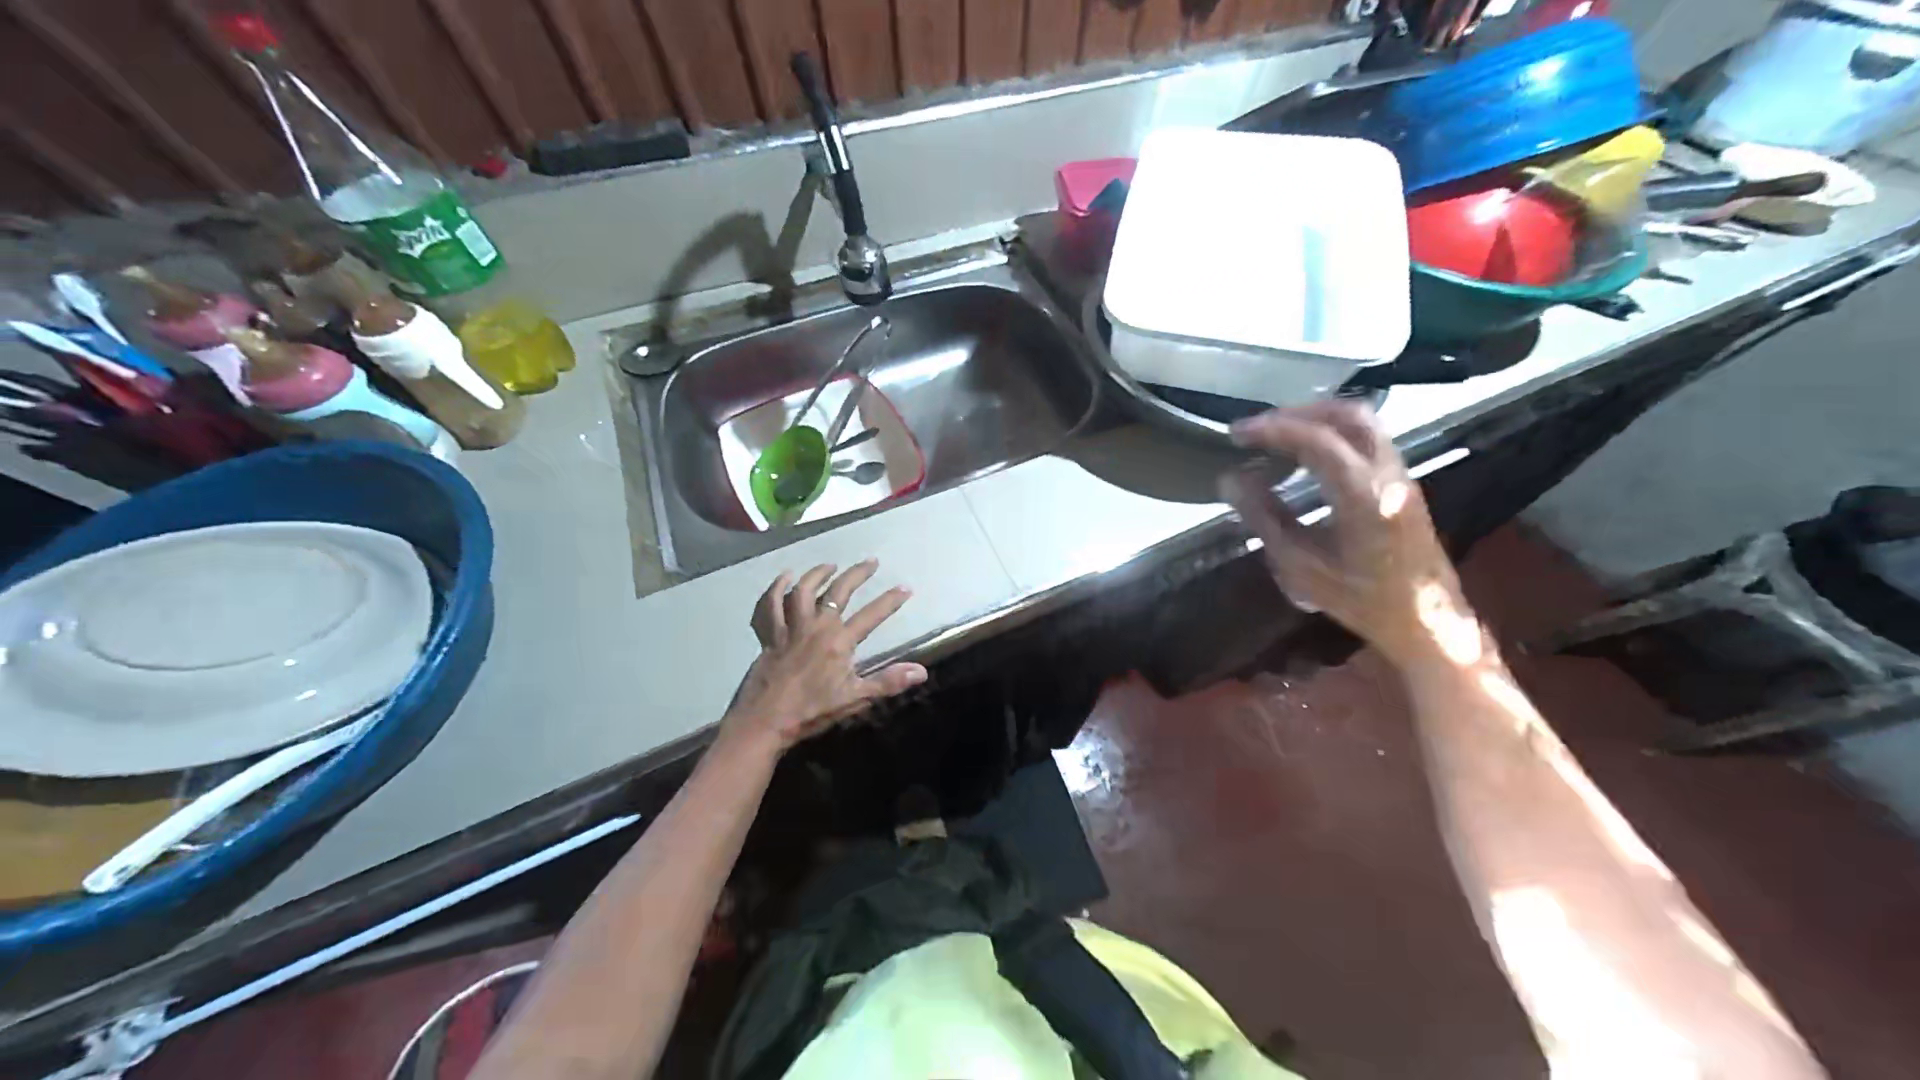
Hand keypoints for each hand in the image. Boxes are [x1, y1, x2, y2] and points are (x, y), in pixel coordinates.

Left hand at [722, 560, 926, 752]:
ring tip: (830, 565)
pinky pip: (770, 605)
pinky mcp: (769, 634)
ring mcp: (790, 628)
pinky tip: (784, 577)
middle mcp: (816, 626)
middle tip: (871, 562)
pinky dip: (775, 588)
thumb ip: (887, 682)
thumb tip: (921, 671)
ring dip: (817, 574)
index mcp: (839, 642)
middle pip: (838, 591)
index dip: (890, 601)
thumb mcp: (855, 698)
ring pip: (803, 590)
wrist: (765, 721)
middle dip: (857, 574)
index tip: (905, 587)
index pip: (872, 615)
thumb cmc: (812, 711)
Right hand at [1220, 402, 1482, 673]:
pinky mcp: (1403, 483)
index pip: (1316, 439)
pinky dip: (1332, 433)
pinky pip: (1367, 438)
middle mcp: (1388, 474)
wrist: (1427, 622)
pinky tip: (1306, 455)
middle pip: (1347, 414)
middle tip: (1258, 428)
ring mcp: (1401, 475)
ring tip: (1277, 436)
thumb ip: (1264, 518)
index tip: (1236, 434)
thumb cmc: (1361, 601)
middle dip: (1297, 412)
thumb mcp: (1301, 566)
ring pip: (1362, 422)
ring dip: (1316, 418)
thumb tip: (1231, 479)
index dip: (1272, 429)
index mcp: (1364, 495)